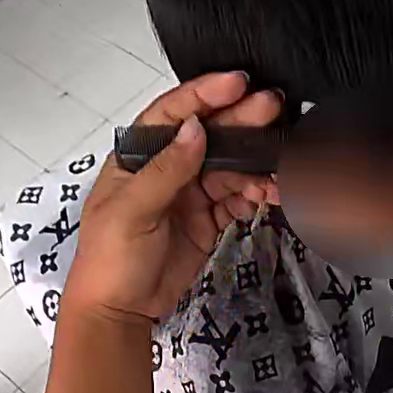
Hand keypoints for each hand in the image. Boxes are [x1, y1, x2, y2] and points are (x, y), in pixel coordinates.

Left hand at [62, 72, 278, 324]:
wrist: (122, 309)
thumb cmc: (112, 257)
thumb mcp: (132, 211)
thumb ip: (165, 170)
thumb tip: (195, 128)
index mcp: (138, 157)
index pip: (172, 114)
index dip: (205, 95)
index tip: (238, 83)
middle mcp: (167, 169)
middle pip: (209, 136)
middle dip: (241, 122)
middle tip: (275, 108)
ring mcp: (190, 194)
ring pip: (229, 168)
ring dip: (255, 166)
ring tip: (280, 168)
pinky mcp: (208, 220)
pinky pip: (236, 199)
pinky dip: (255, 195)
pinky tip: (271, 194)